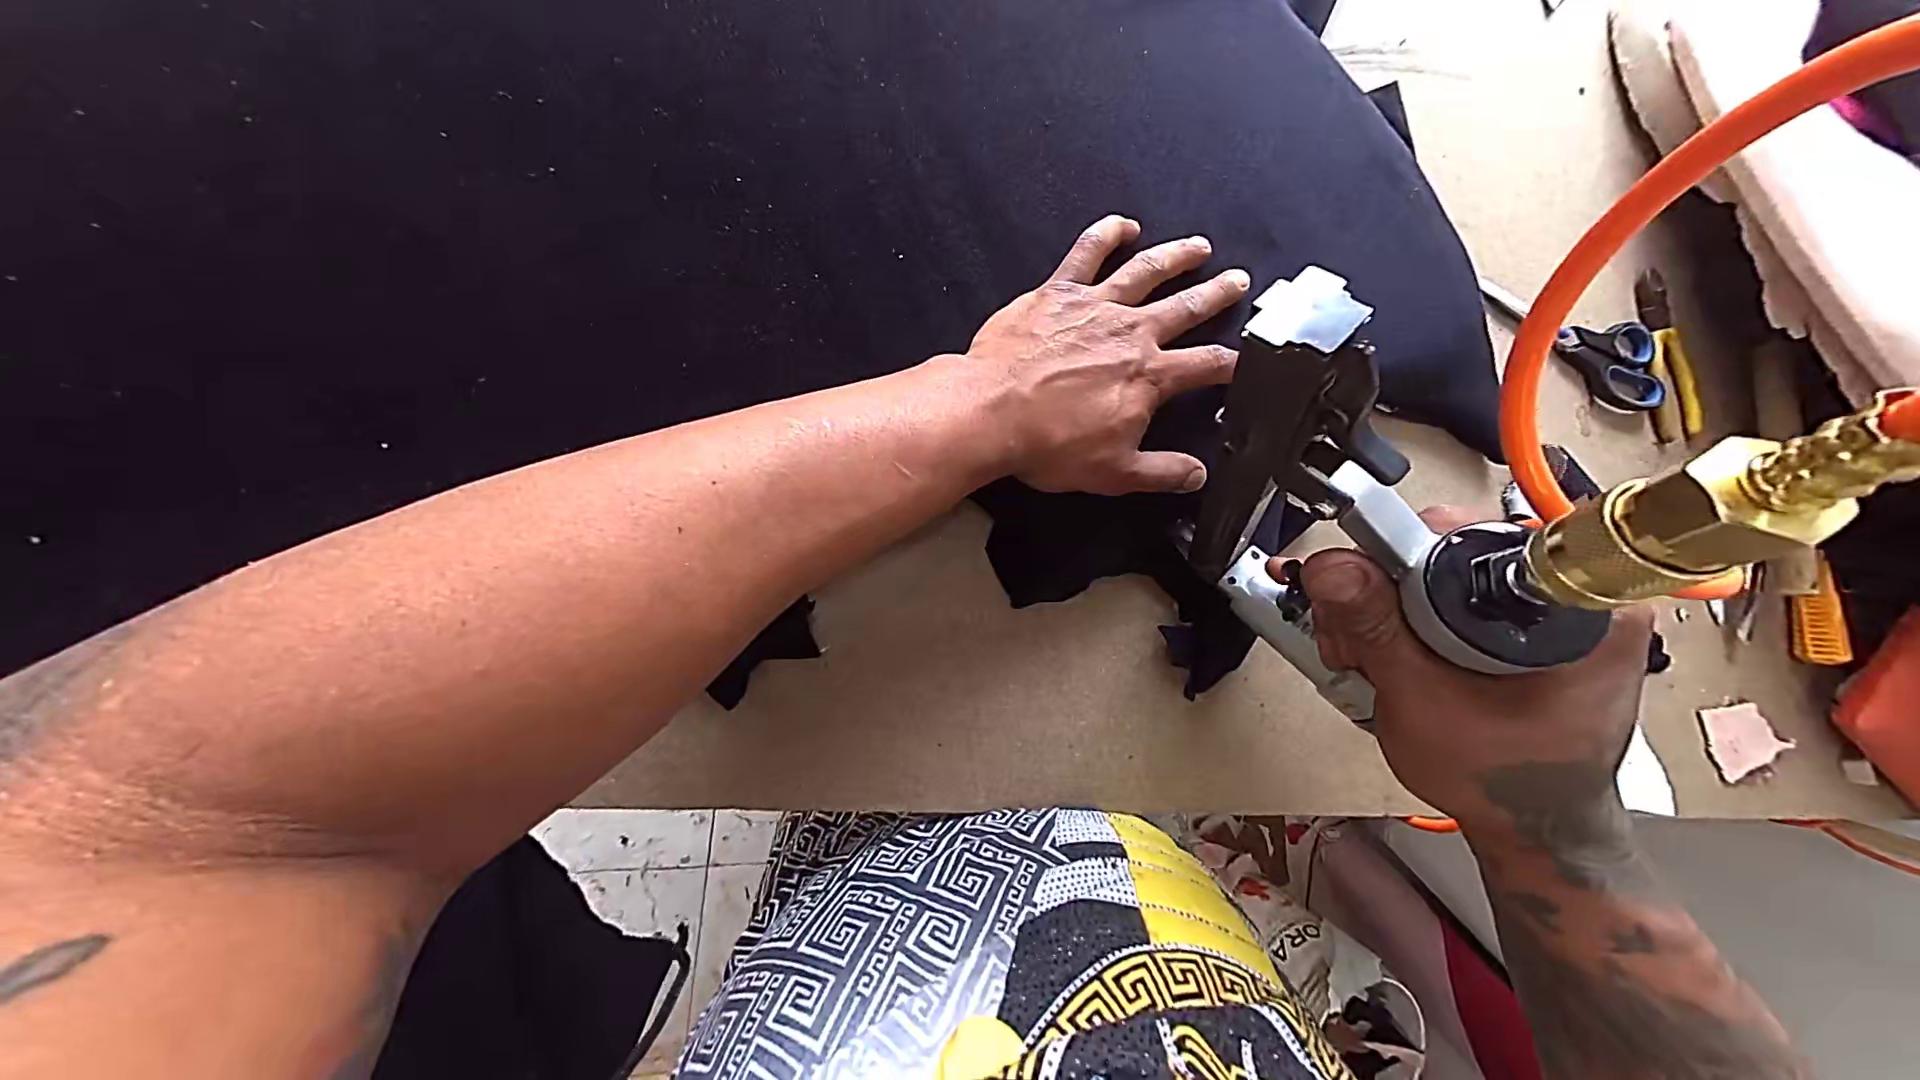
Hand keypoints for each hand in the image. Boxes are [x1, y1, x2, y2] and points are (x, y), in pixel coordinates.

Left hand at [963, 215, 1249, 495]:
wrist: (993, 414)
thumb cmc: (1046, 441)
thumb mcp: (1114, 472)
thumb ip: (1161, 472)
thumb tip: (1194, 476)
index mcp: (1148, 376)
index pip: (1207, 365)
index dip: (1232, 363)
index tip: (1244, 359)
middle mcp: (1130, 333)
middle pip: (1187, 306)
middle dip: (1217, 294)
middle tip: (1236, 281)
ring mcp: (1095, 307)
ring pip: (1147, 271)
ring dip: (1177, 256)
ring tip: (1198, 247)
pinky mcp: (1057, 294)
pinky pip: (1087, 253)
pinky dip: (1107, 234)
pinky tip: (1123, 226)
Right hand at [1279, 507, 1656, 840]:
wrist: (1528, 826)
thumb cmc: (1503, 779)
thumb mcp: (1423, 701)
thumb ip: (1375, 628)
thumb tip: (1334, 566)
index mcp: (1578, 609)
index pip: (1465, 539)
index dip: (1394, 559)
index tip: (1355, 591)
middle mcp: (1565, 597)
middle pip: (1440, 550)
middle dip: (1378, 591)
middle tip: (1358, 641)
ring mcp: (1538, 611)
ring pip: (1431, 570)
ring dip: (1379, 609)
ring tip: (1371, 657)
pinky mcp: (1512, 623)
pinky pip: (1439, 595)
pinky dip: (1397, 620)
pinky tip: (1385, 654)